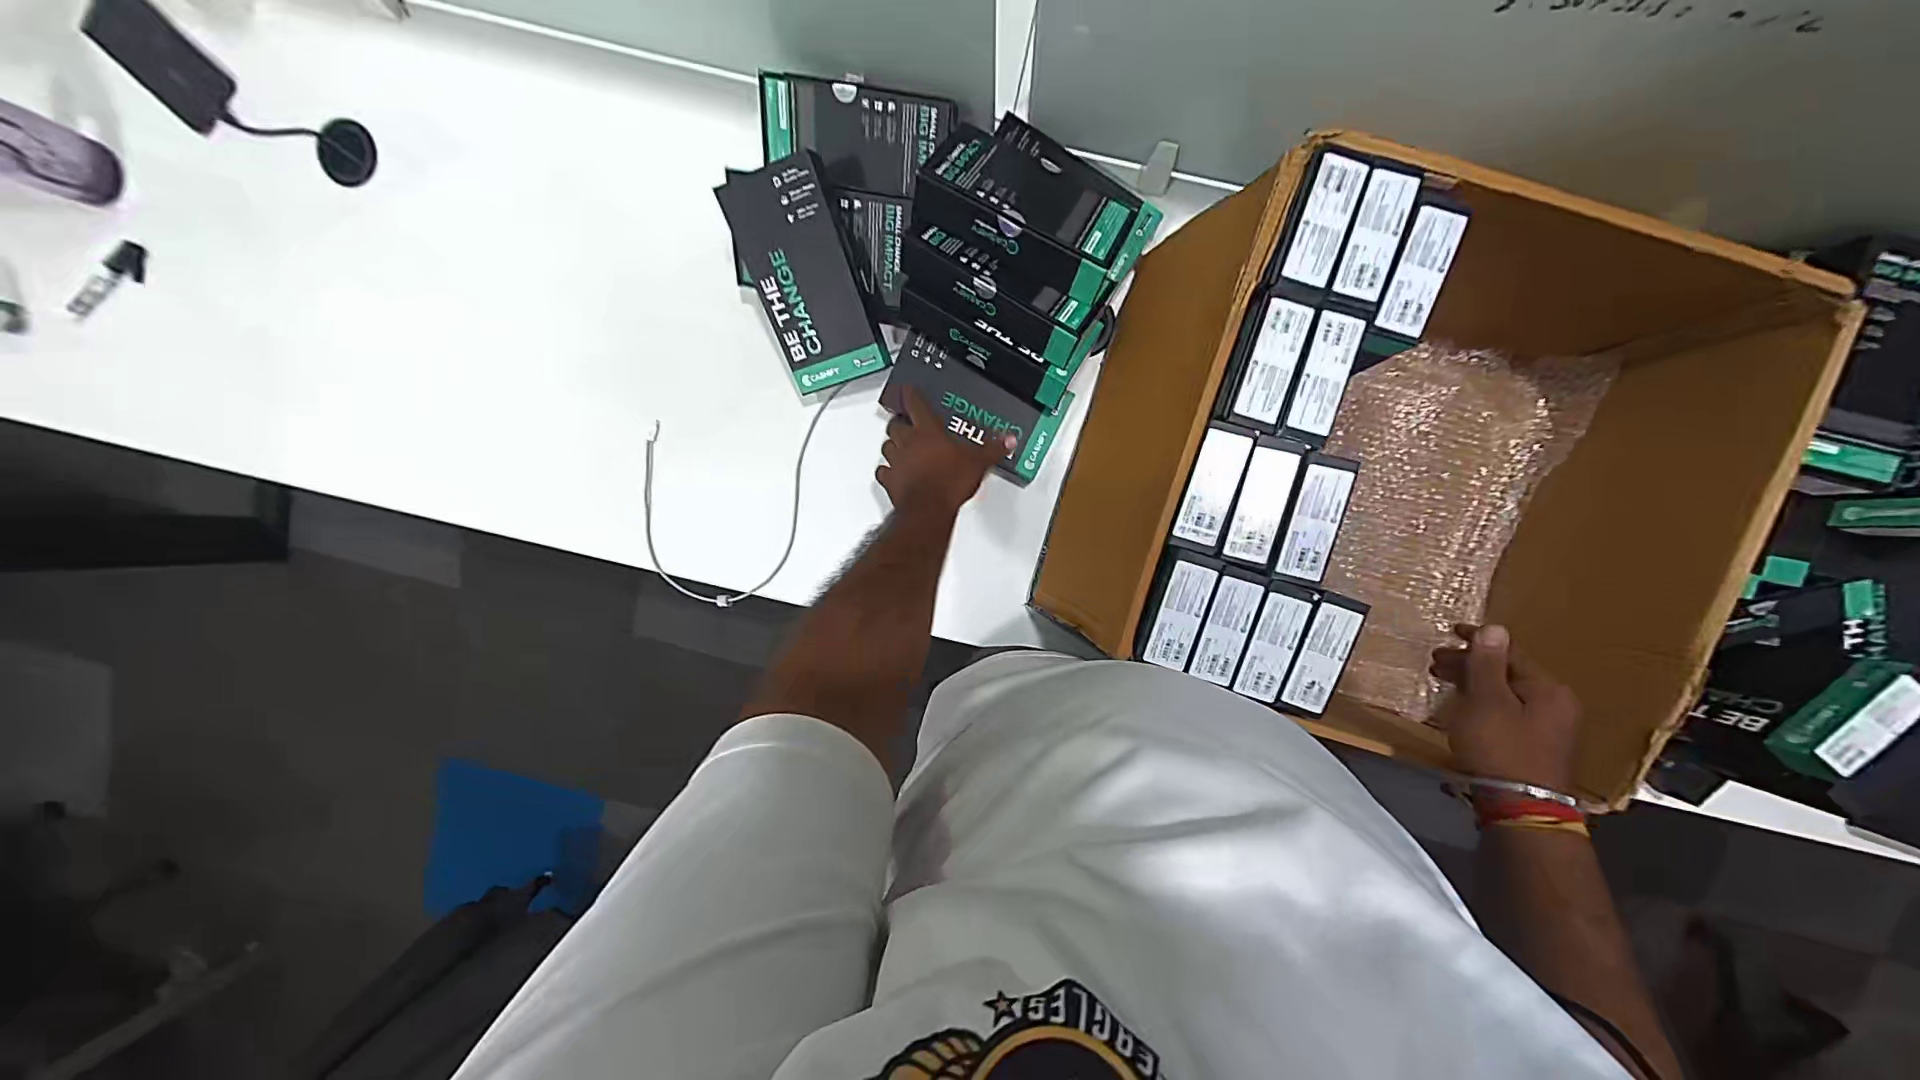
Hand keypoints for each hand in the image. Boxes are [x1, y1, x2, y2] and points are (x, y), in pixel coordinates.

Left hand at [877, 387, 1013, 516]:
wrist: (929, 508)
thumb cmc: (949, 482)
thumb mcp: (979, 462)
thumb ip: (993, 449)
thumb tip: (1007, 440)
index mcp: (928, 431)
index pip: (915, 404)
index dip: (911, 394)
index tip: (908, 390)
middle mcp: (908, 443)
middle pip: (895, 424)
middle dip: (900, 422)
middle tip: (905, 421)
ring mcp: (897, 462)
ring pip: (886, 446)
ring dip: (892, 444)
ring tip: (898, 445)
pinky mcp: (890, 481)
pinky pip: (883, 472)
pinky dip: (887, 471)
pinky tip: (891, 472)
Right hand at [1430, 623, 1578, 792]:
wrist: (1519, 806)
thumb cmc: (1500, 748)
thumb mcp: (1487, 701)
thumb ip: (1488, 664)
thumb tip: (1494, 628)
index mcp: (1549, 690)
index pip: (1511, 653)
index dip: (1479, 640)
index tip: (1451, 631)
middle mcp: (1557, 705)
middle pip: (1509, 673)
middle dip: (1472, 663)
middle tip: (1437, 661)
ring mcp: (1550, 727)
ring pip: (1506, 692)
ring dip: (1475, 683)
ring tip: (1445, 681)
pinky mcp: (1536, 745)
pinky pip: (1507, 710)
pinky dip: (1483, 701)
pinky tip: (1464, 706)